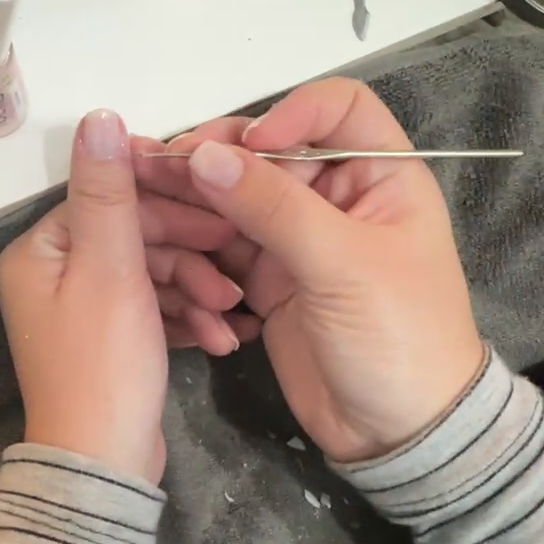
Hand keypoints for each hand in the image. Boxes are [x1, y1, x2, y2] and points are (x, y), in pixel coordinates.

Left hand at [0, 110, 242, 481]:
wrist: (103, 464)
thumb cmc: (103, 364)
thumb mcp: (109, 269)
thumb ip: (107, 192)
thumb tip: (98, 116)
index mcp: (41, 251)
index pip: (107, 198)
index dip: (166, 200)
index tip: (220, 204)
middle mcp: (54, 274)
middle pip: (133, 238)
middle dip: (189, 255)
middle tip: (234, 272)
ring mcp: (82, 310)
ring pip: (149, 276)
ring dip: (194, 291)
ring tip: (231, 314)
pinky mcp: (109, 340)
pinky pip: (151, 311)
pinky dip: (184, 320)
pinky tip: (219, 339)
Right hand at [134, 79, 486, 463]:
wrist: (394, 431)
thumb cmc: (397, 337)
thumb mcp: (342, 265)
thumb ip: (272, 207)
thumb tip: (205, 156)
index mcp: (379, 178)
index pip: (338, 111)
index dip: (292, 112)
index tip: (250, 143)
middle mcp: (334, 198)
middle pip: (270, 153)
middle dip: (219, 153)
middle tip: (164, 161)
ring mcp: (296, 239)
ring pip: (239, 196)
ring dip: (194, 191)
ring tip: (145, 185)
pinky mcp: (266, 276)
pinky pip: (223, 241)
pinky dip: (194, 235)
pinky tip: (161, 229)